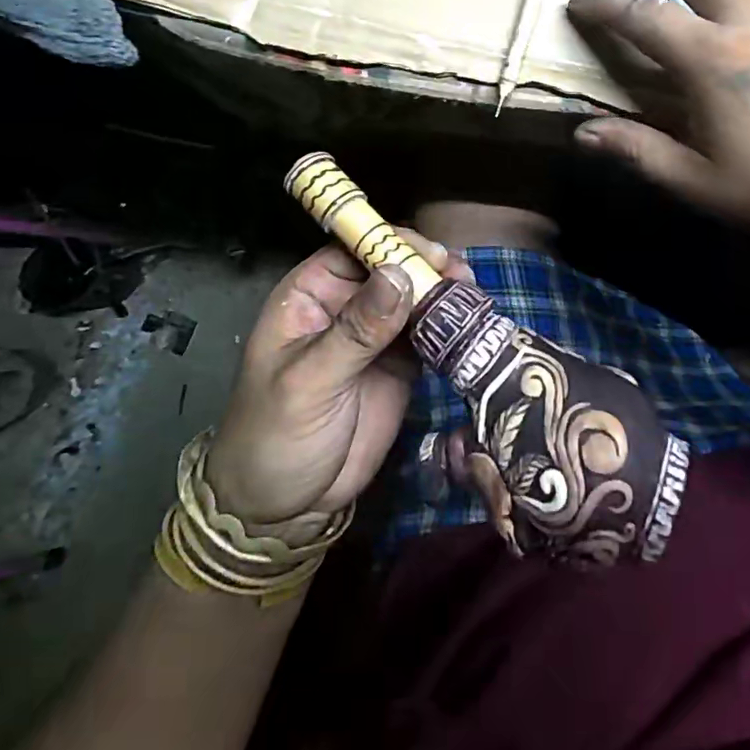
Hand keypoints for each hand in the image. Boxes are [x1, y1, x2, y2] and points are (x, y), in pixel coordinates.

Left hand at [207, 233, 473, 524]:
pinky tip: (471, 326)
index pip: (352, 251)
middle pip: (390, 271)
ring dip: (443, 297)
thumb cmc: (276, 435)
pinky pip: (427, 338)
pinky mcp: (399, 368)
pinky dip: (449, 331)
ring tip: (474, 297)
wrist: (283, 506)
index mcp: (309, 298)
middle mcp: (344, 308)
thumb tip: (399, 274)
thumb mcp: (310, 382)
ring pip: (413, 302)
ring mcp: (374, 339)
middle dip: (426, 268)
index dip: (390, 244)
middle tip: (462, 276)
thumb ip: (356, 331)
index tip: (430, 253)